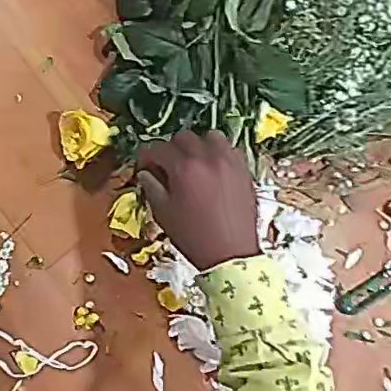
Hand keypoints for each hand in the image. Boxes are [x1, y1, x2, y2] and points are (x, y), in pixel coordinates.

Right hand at [137, 130, 260, 271]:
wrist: (232, 254)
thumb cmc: (196, 238)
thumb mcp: (164, 214)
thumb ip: (152, 188)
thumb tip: (147, 174)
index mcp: (184, 169)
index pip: (158, 148)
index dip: (147, 156)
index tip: (146, 166)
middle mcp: (207, 158)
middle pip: (183, 137)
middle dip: (171, 149)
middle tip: (167, 166)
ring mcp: (229, 162)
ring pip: (210, 136)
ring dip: (198, 145)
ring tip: (193, 163)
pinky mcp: (244, 170)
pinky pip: (230, 149)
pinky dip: (219, 153)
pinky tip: (213, 169)